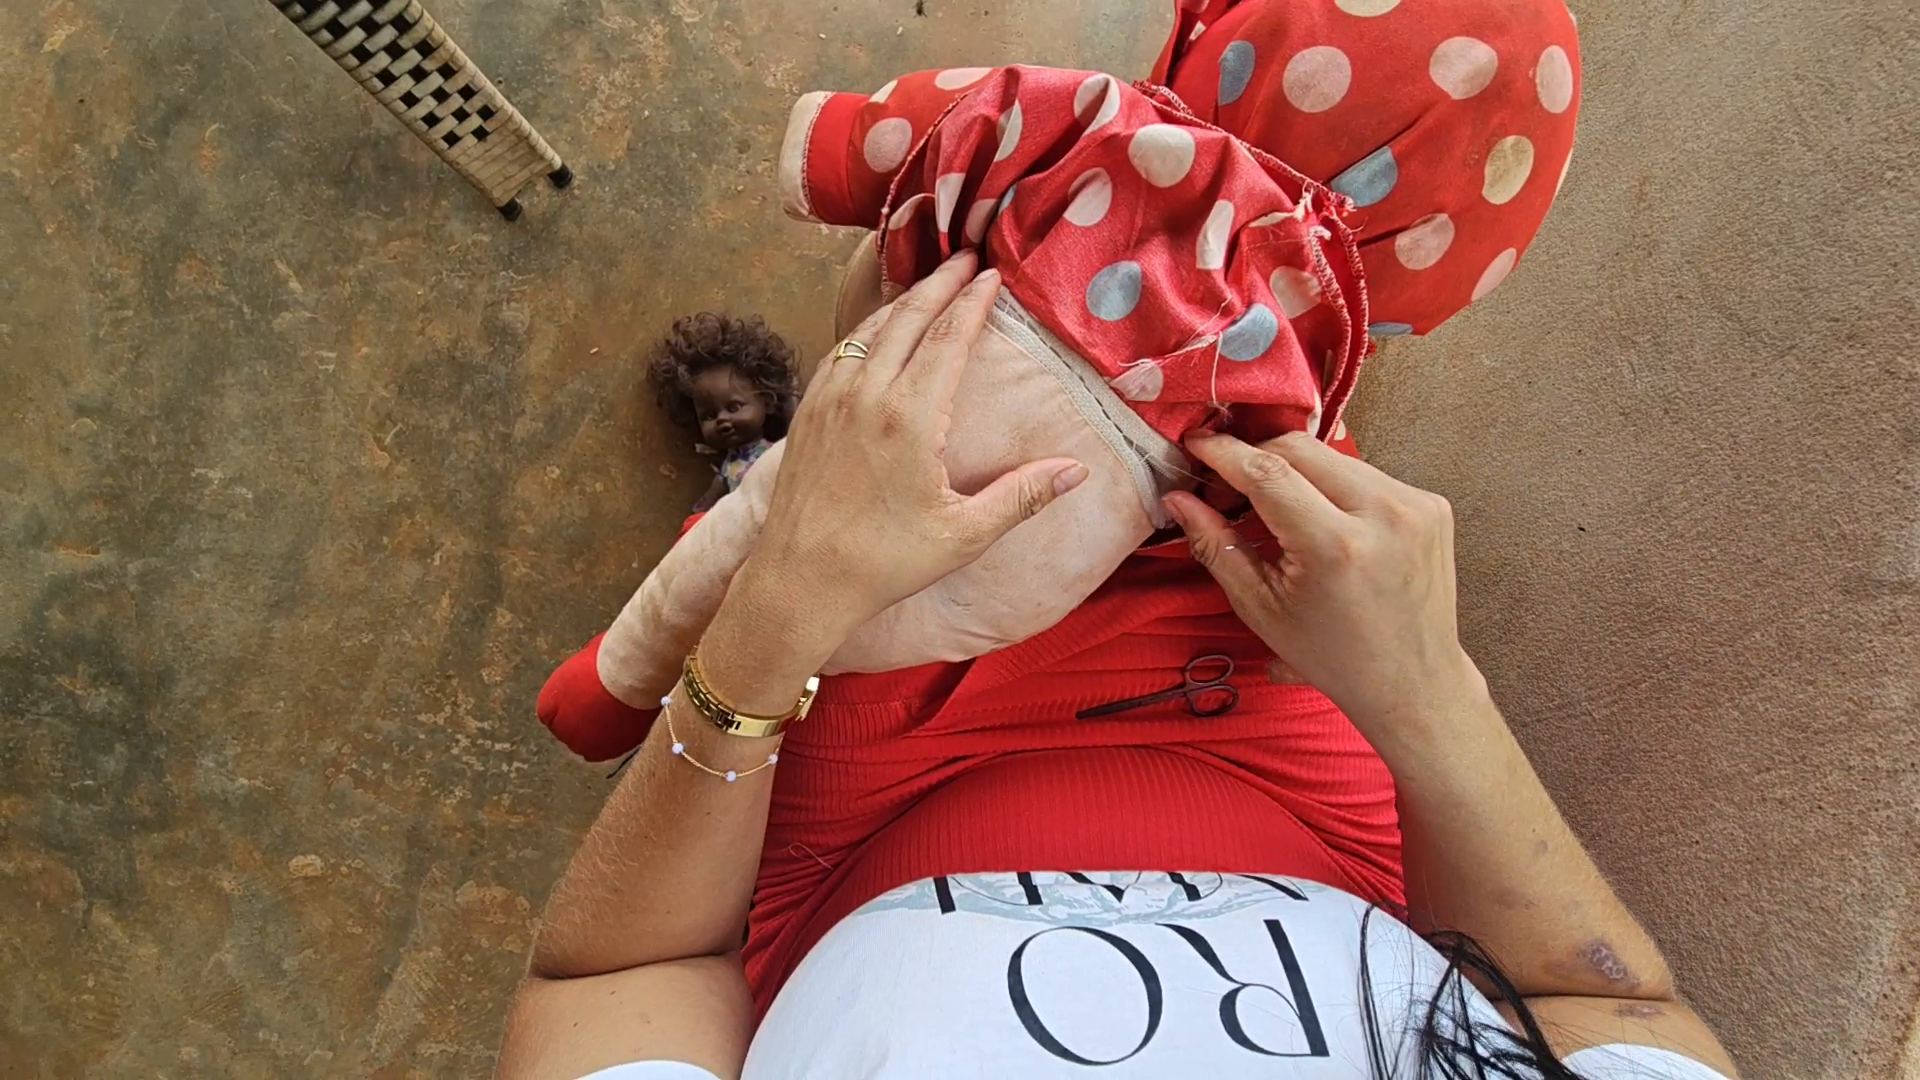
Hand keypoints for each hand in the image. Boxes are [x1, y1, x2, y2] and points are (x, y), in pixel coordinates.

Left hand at [732, 252, 1087, 667]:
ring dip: (902, 302)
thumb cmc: (883, 562)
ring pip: (869, 330)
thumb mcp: (964, 534)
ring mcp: (830, 401)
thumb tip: (1076, 472)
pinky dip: (864, 331)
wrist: (799, 581)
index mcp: (909, 418)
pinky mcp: (808, 415)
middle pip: (908, 319)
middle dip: (940, 283)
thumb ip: (1022, 496)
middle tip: (965, 259)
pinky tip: (873, 332)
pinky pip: (838, 353)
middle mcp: (866, 396)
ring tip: (927, 285)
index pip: (949, 339)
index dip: (973, 302)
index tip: (992, 275)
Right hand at [1164, 432, 1483, 731]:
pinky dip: (1327, 483)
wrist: (1413, 682)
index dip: (1224, 451)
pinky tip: (1314, 516)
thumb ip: (1215, 544)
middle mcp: (1383, 514)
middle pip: (1299, 449)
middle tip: (1226, 483)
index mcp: (1335, 546)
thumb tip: (1178, 498)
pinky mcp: (1431, 503)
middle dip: (1254, 455)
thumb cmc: (1329, 653)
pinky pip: (1361, 471)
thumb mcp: (1258, 605)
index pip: (1267, 472)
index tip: (1195, 442)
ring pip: (1330, 455)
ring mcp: (1415, 504)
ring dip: (1290, 469)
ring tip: (1269, 505)